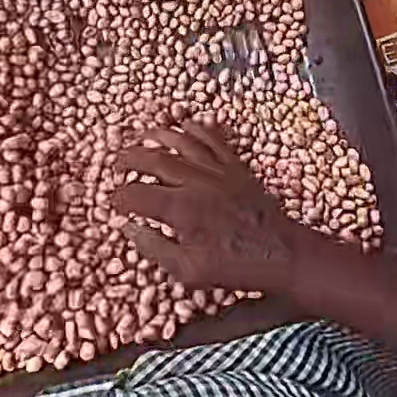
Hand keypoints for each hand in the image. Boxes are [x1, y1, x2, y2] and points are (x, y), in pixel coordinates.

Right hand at [110, 121, 322, 293]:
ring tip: (144, 136)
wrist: (284, 253)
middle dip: (131, 159)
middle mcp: (195, 183)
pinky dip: (197, 129)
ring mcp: (217, 171)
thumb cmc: (236, 267)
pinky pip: (213, 140)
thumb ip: (156, 249)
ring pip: (182, 142)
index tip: (113, 201)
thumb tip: (131, 230)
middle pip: (155, 160)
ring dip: (159, 136)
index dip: (121, 197)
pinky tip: (187, 125)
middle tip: (118, 162)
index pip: (138, 195)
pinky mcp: (235, 167)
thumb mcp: (190, 272)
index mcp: (181, 209)